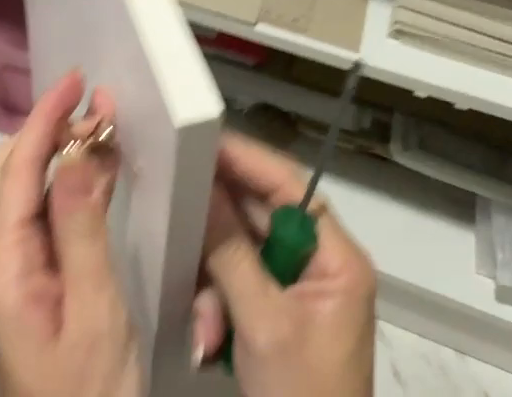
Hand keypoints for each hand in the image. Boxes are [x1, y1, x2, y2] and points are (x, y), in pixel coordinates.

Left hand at [0, 71, 138, 396]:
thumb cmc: (90, 389)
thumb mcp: (95, 311)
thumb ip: (81, 229)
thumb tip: (73, 151)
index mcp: (6, 266)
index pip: (16, 171)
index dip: (44, 119)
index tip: (75, 80)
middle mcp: (0, 262)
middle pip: (7, 174)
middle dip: (46, 131)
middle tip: (97, 110)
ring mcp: (16, 274)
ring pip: (24, 193)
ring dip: (57, 155)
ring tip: (103, 131)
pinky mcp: (35, 285)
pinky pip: (43, 218)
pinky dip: (67, 187)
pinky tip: (97, 177)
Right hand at [194, 133, 376, 396]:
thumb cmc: (302, 391)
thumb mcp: (264, 322)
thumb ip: (231, 252)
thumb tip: (204, 188)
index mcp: (336, 256)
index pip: (289, 186)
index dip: (245, 159)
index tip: (199, 140)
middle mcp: (320, 261)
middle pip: (259, 218)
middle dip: (216, 238)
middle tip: (175, 215)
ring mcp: (297, 288)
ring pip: (240, 255)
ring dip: (213, 285)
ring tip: (205, 327)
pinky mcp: (277, 312)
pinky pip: (237, 287)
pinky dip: (217, 308)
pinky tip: (208, 339)